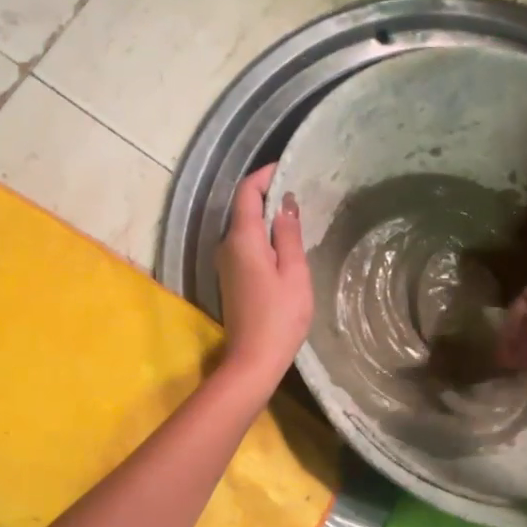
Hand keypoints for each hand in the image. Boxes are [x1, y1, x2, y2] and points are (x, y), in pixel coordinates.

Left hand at [216, 164, 311, 387]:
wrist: (254, 359)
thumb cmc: (280, 316)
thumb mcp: (294, 272)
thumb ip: (289, 234)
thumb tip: (286, 202)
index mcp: (243, 239)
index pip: (247, 193)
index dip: (264, 175)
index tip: (287, 167)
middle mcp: (227, 245)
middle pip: (244, 209)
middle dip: (268, 195)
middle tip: (299, 190)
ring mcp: (226, 263)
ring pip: (245, 228)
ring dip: (266, 217)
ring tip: (296, 215)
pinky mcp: (231, 278)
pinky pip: (246, 245)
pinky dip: (263, 237)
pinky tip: (284, 245)